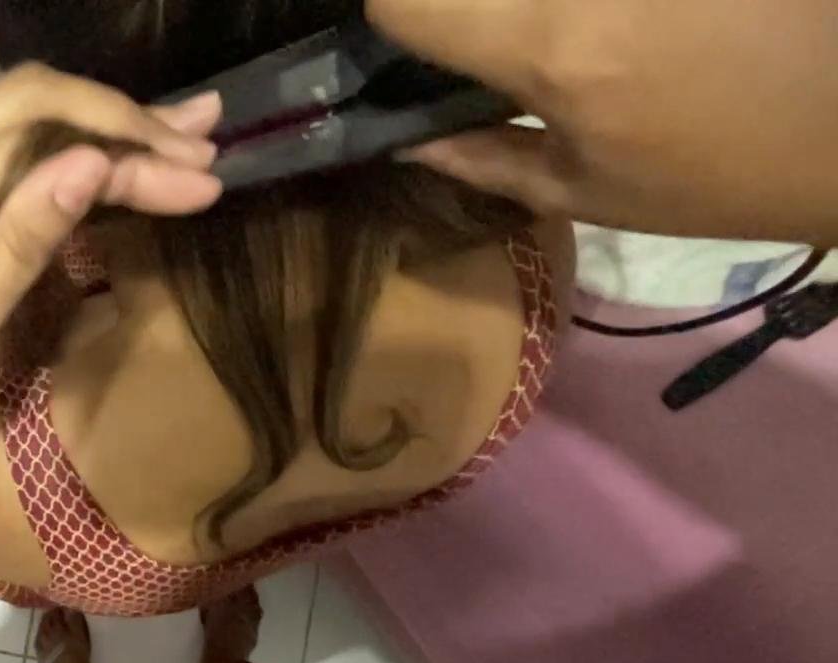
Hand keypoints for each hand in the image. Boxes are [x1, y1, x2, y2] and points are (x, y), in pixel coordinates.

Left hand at [0, 64, 222, 510]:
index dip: (118, 142)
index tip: (195, 170)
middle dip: (114, 119)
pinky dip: (49, 159)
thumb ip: (20, 243)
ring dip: (88, 129)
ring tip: (173, 140)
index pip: (29, 138)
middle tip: (200, 139)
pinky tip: (102, 162)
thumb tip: (92, 161)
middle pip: (20, 108)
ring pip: (7, 126)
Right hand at [368, 0, 837, 244]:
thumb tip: (406, 141)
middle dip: (459, 11)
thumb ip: (476, 157)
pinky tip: (615, 27)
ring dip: (519, 10)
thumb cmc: (722, 176)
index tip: (410, 44)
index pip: (409, 2)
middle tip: (478, 41)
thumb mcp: (577, 188)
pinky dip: (570, 8)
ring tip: (544, 39)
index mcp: (554, 44)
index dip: (396, 20)